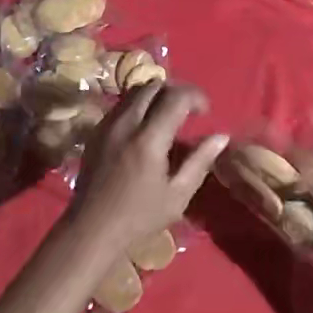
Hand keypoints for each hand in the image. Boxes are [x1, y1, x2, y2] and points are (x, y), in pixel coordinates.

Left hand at [66, 82, 227, 255]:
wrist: (92, 226)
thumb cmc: (139, 216)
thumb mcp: (178, 195)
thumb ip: (200, 161)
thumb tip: (221, 136)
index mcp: (149, 139)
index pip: (175, 97)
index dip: (195, 96)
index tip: (205, 112)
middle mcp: (125, 123)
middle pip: (153, 86)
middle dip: (175, 91)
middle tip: (188, 111)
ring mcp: (107, 124)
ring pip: (134, 91)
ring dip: (155, 95)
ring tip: (168, 116)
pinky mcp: (95, 130)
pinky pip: (120, 105)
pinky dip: (137, 105)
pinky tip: (145, 127)